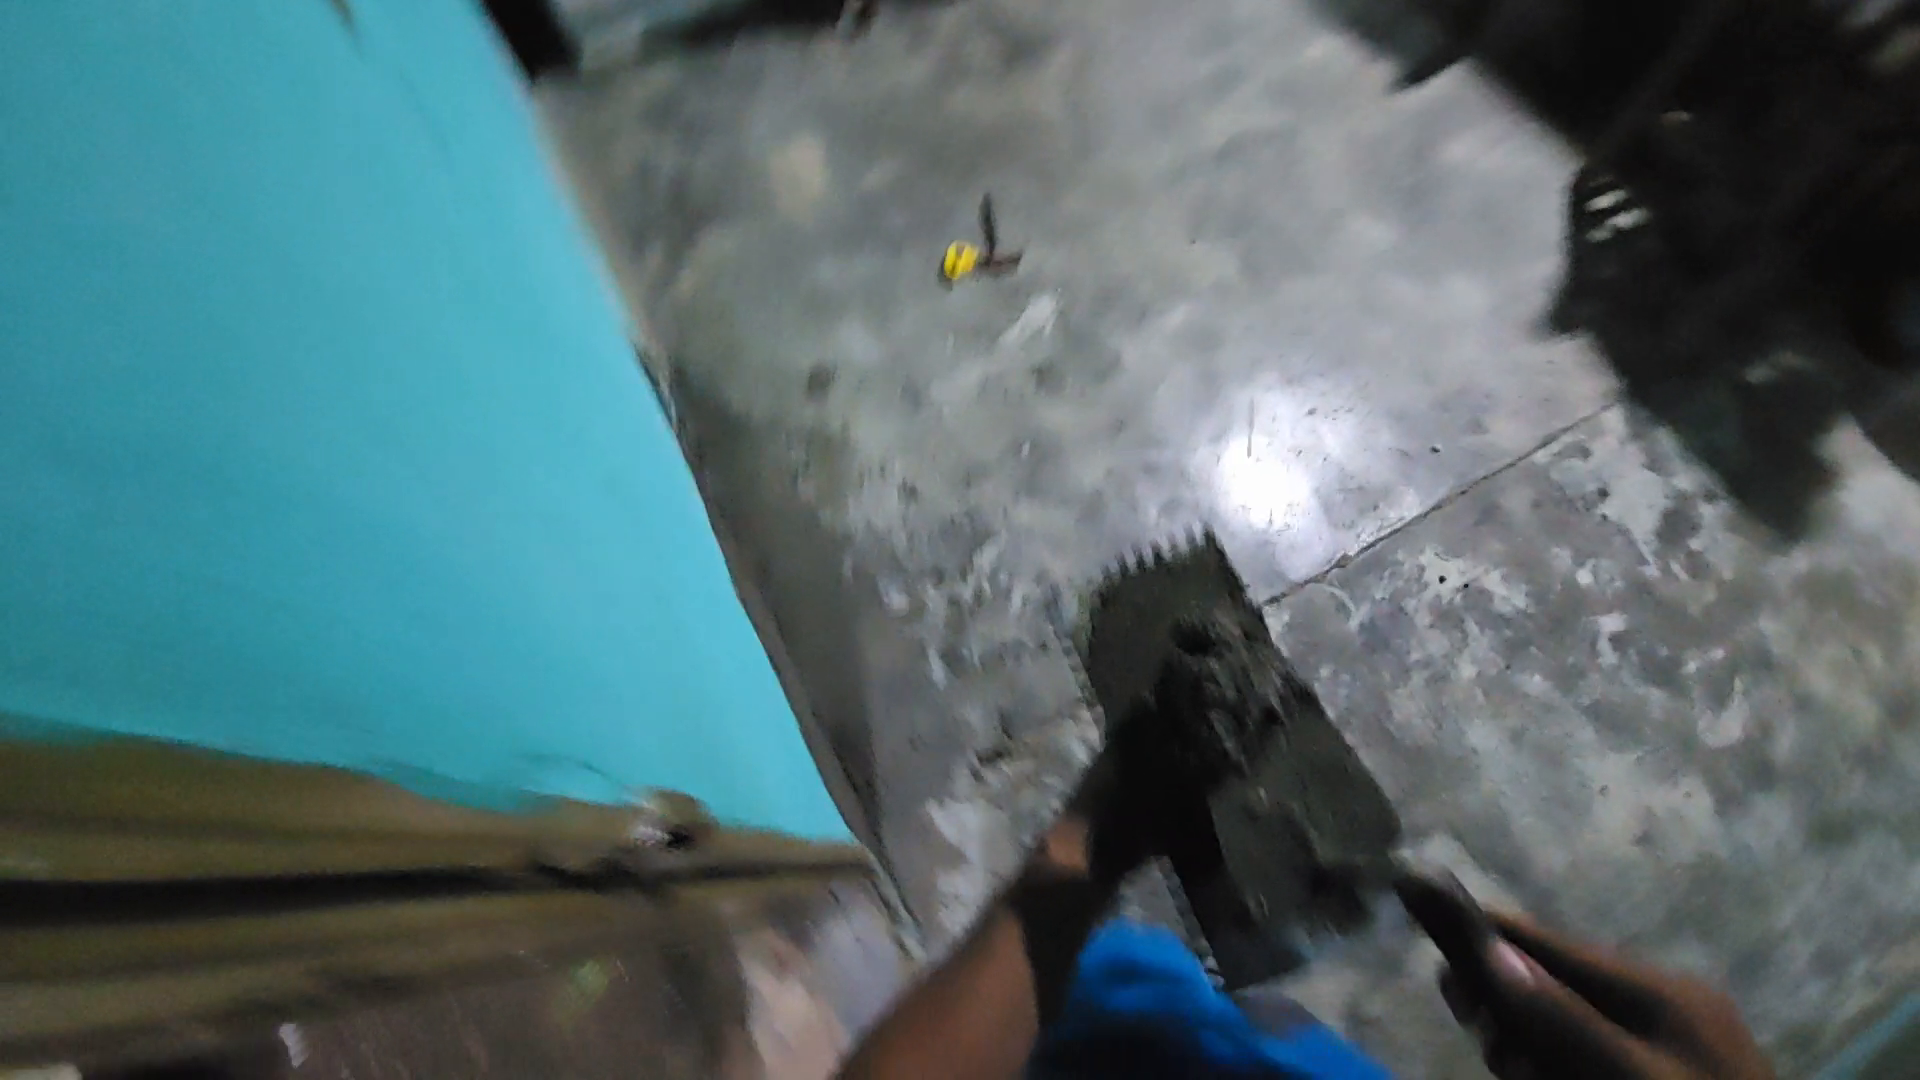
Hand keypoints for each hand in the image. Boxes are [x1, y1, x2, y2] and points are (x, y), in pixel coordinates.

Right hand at [1401, 879, 1772, 1079]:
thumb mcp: (1632, 1078)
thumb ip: (1562, 1016)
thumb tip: (1484, 947)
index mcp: (1658, 986)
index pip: (1540, 938)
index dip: (1477, 934)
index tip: (1430, 945)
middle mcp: (1659, 999)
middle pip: (1542, 975)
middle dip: (1499, 1000)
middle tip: (1482, 1037)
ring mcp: (1662, 1038)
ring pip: (1554, 1012)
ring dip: (1519, 1034)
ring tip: (1511, 1068)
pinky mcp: (1656, 1066)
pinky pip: (1577, 1041)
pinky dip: (1547, 1054)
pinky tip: (1537, 1075)